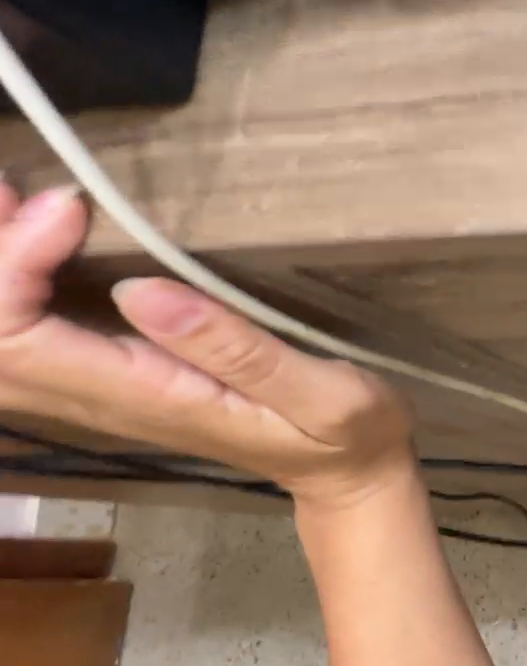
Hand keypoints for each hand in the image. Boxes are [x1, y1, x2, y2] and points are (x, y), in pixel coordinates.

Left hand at [0, 183, 415, 508]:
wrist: (353, 473)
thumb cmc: (353, 434)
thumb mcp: (327, 396)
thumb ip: (244, 353)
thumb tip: (139, 291)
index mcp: (151, 397)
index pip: (17, 335)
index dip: (13, 263)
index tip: (72, 210)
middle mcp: (106, 400)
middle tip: (16, 193)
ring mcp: (105, 395)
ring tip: (14, 206)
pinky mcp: (117, 384)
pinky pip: (21, 340)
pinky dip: (11, 289)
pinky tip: (37, 247)